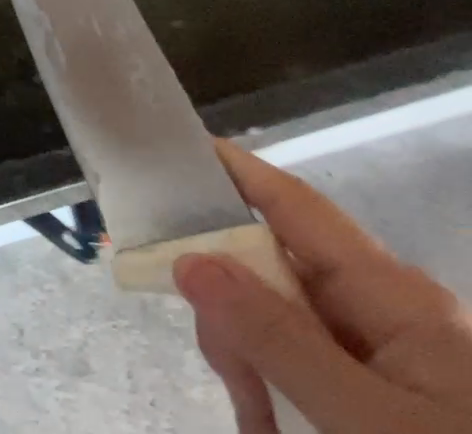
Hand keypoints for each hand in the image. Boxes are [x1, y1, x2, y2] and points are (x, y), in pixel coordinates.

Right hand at [174, 141, 471, 432]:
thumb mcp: (365, 416)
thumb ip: (275, 338)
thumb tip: (189, 259)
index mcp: (393, 294)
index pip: (291, 203)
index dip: (228, 167)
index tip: (161, 149)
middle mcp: (385, 306)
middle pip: (266, 266)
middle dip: (225, 307)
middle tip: (227, 375)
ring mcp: (382, 345)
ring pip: (271, 314)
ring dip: (245, 358)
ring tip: (257, 419)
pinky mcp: (377, 380)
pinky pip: (296, 355)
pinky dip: (271, 384)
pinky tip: (270, 421)